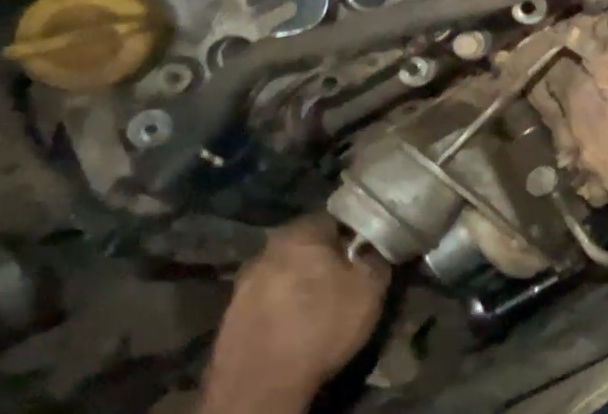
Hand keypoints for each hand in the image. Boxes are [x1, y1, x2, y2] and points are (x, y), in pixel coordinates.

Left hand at [203, 215, 389, 406]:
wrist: (259, 390)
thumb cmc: (322, 326)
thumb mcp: (371, 286)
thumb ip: (377, 254)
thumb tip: (377, 242)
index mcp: (298, 235)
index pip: (335, 216)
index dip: (357, 230)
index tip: (370, 247)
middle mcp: (264, 252)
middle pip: (307, 245)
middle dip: (327, 256)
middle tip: (351, 274)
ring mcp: (241, 287)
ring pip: (286, 272)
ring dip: (303, 282)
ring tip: (325, 302)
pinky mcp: (230, 318)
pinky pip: (269, 299)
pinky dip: (284, 306)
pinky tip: (299, 323)